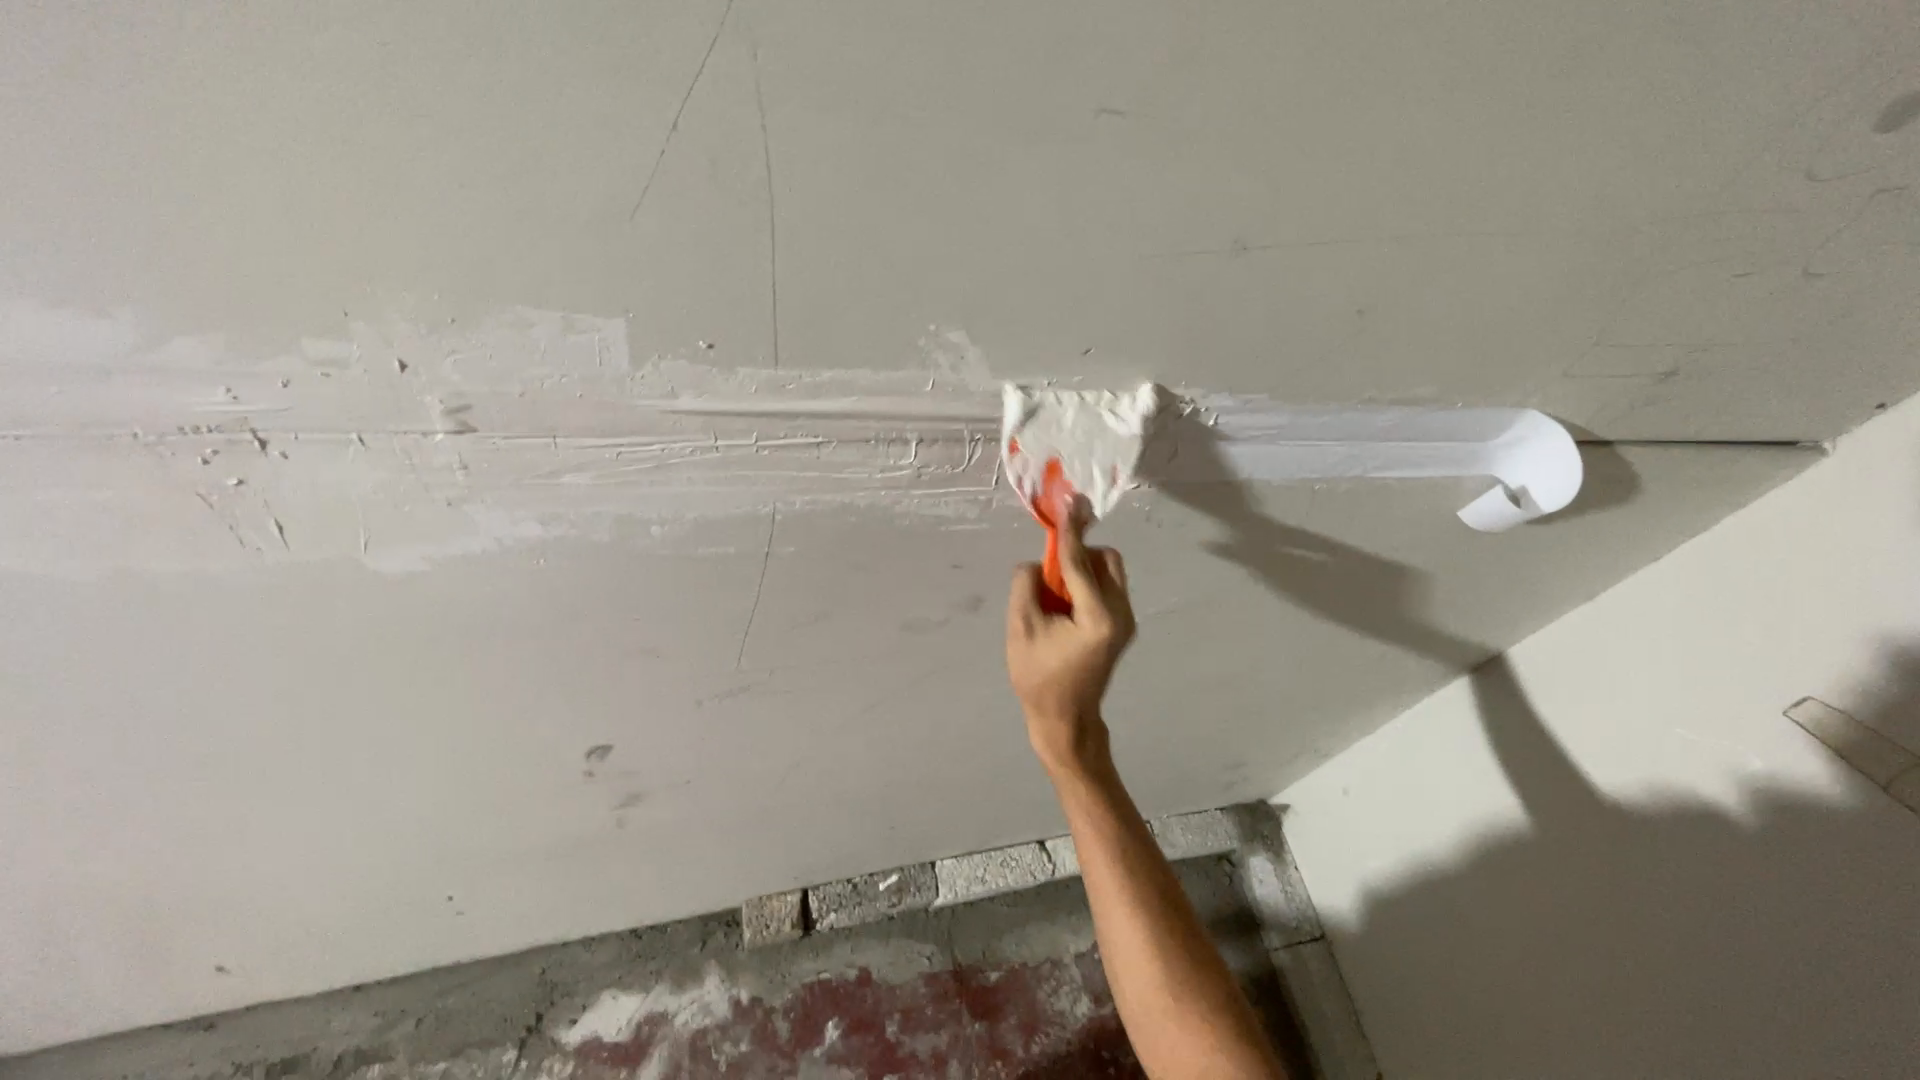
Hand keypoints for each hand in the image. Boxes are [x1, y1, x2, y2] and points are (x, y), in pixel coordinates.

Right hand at [1007, 503, 1135, 775]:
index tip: (1069, 500)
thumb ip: (1027, 585)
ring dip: (1083, 570)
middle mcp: (1121, 613)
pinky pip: (1108, 588)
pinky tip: (1065, 606)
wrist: (1065, 719)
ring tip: (1055, 596)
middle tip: (1049, 575)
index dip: (1070, 530)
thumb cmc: (1038, 678)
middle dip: (1079, 555)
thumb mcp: (1020, 628)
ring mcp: (1126, 620)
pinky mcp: (1123, 626)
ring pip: (1110, 571)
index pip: (1080, 562)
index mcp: (1097, 616)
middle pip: (1106, 559)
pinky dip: (1087, 585)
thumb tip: (1037, 563)